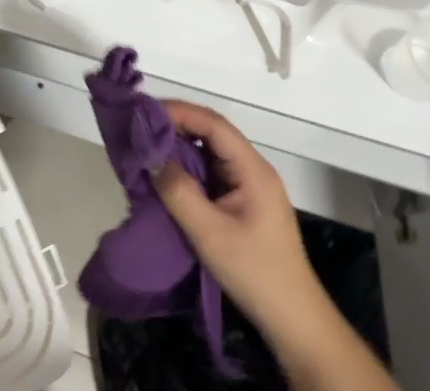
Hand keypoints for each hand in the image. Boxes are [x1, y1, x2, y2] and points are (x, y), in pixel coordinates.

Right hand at [152, 101, 323, 331]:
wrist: (292, 317)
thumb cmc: (254, 271)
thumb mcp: (209, 232)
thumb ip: (178, 191)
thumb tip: (150, 157)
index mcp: (253, 170)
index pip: (213, 124)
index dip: (179, 112)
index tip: (144, 113)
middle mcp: (253, 170)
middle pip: (212, 133)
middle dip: (175, 126)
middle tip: (138, 128)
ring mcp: (249, 186)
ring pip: (210, 152)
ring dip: (179, 147)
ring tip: (145, 147)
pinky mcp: (242, 202)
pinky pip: (210, 172)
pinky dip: (186, 167)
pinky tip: (164, 174)